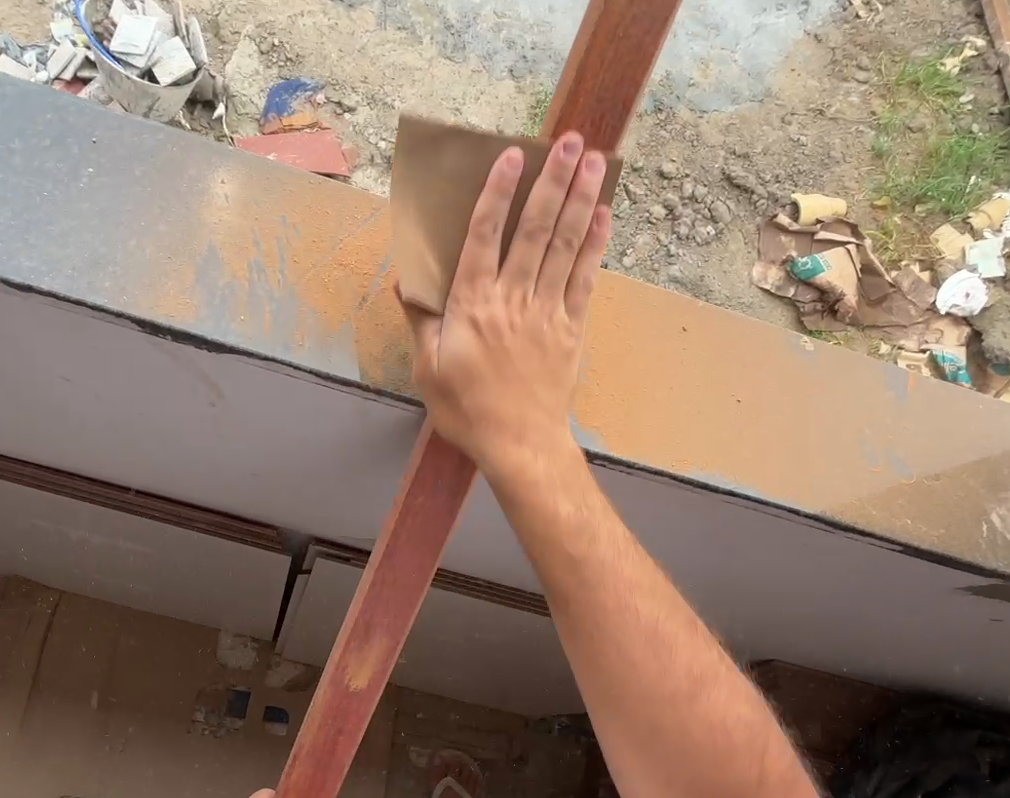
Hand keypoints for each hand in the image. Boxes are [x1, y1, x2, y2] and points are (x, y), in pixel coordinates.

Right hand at [400, 132, 612, 481]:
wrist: (519, 446)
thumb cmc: (467, 411)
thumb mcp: (428, 370)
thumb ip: (421, 322)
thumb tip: (406, 280)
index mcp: (472, 306)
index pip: (485, 236)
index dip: (499, 192)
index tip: (513, 155)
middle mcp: (512, 299)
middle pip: (535, 229)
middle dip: (554, 180)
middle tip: (572, 140)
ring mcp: (547, 312)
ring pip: (565, 246)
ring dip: (581, 199)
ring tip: (596, 160)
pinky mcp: (571, 329)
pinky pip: (586, 279)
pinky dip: (595, 245)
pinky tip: (604, 215)